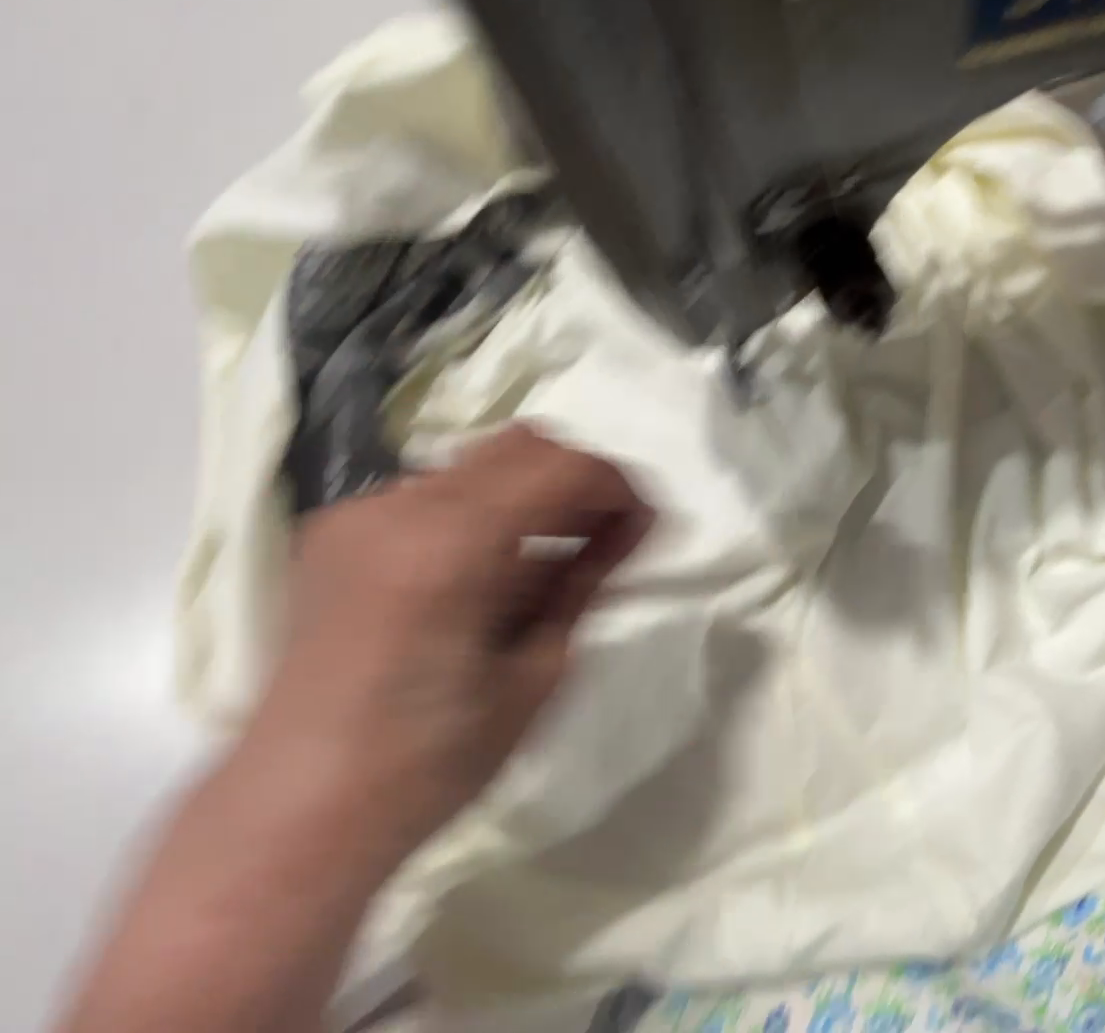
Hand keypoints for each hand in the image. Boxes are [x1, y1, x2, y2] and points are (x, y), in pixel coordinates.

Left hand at [243, 425, 653, 862]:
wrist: (297, 816)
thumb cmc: (435, 761)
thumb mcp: (538, 671)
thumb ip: (585, 582)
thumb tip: (629, 529)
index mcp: (450, 546)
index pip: (563, 467)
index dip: (621, 489)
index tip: (649, 530)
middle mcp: (396, 509)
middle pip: (522, 446)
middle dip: (583, 481)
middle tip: (614, 536)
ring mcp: (356, 517)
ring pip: (479, 464)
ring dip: (536, 495)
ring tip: (563, 558)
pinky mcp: (336, 537)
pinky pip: (437, 494)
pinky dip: (489, 513)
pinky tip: (501, 572)